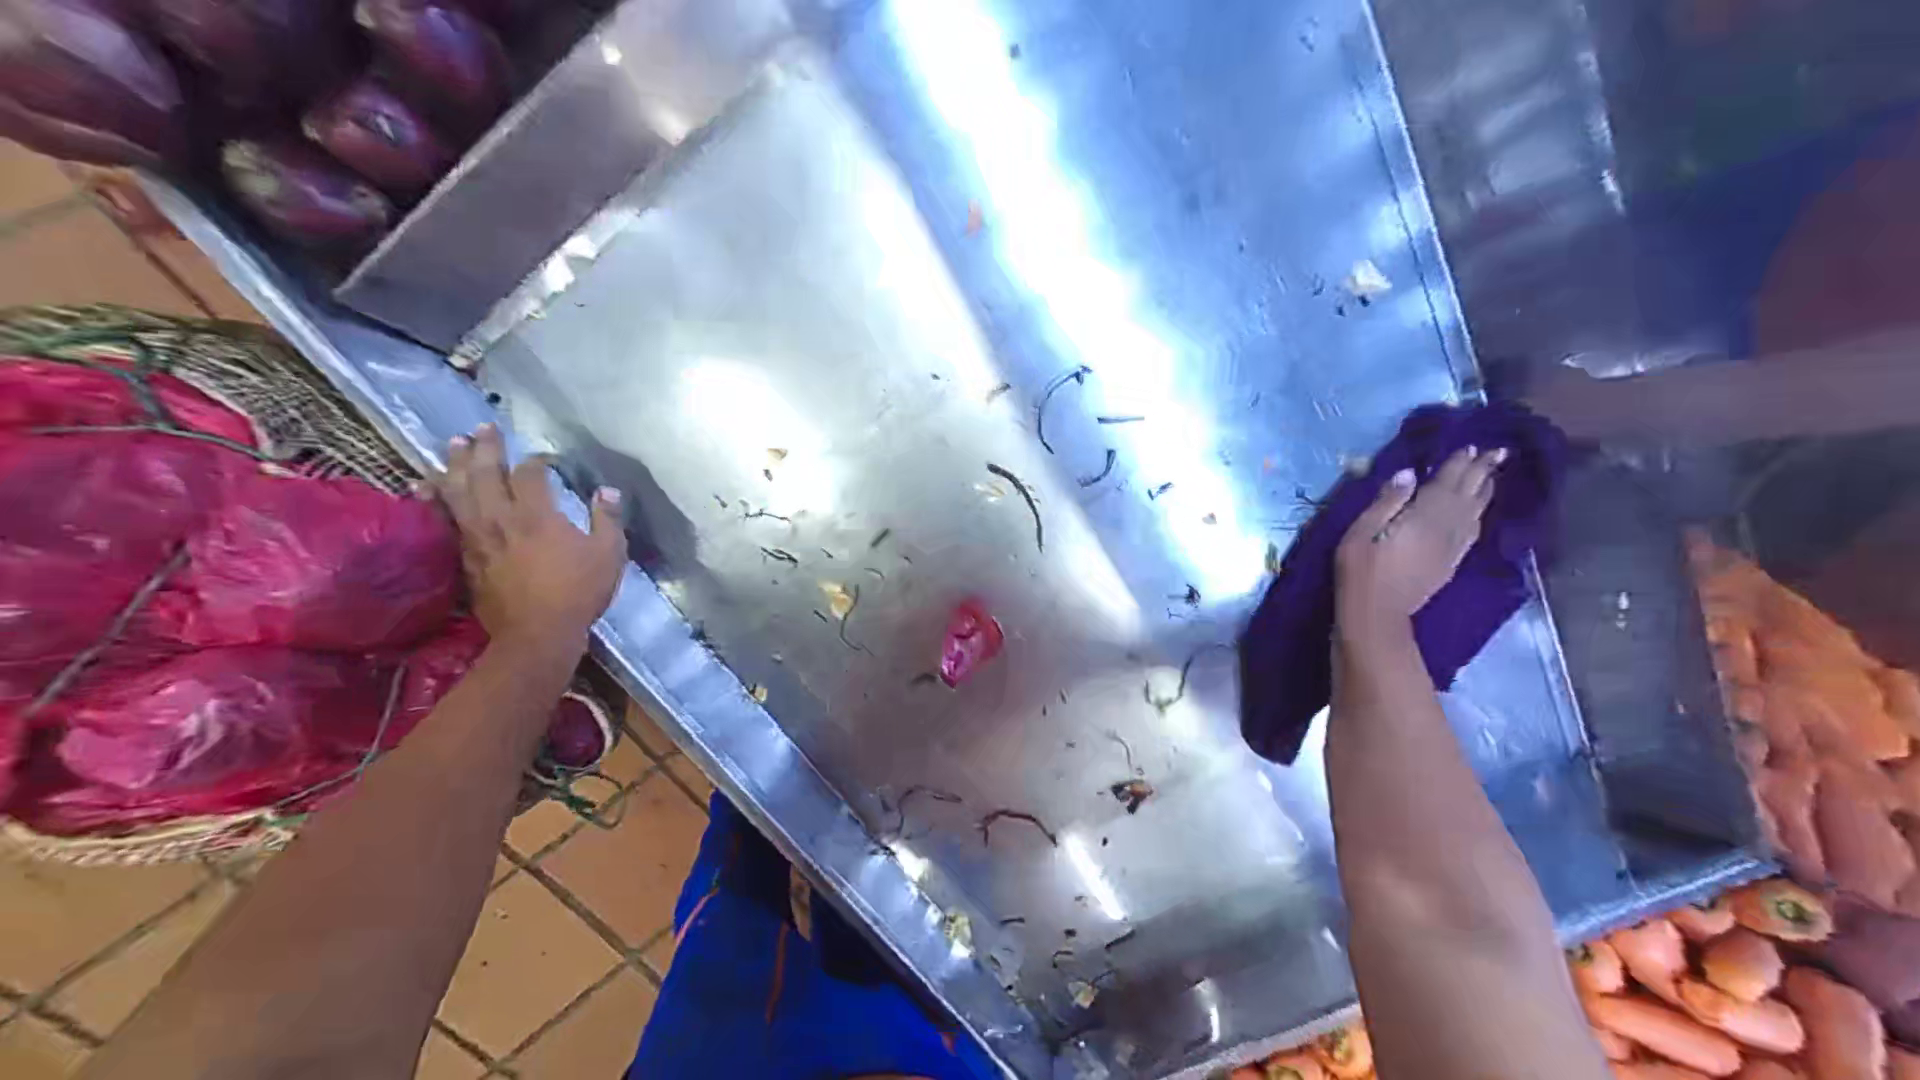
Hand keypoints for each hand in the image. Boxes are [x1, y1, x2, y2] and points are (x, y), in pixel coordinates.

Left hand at [434, 424, 625, 648]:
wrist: (537, 634)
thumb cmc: (578, 592)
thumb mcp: (609, 554)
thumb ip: (607, 519)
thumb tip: (607, 491)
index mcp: (538, 515)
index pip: (530, 475)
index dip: (536, 461)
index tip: (544, 459)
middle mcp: (502, 519)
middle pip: (486, 474)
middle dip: (485, 449)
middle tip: (483, 428)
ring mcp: (478, 537)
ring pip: (459, 491)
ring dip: (455, 465)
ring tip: (453, 445)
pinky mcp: (466, 556)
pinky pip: (446, 518)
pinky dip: (436, 498)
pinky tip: (428, 487)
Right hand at [1335, 445, 1504, 630]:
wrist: (1377, 614)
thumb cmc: (1360, 570)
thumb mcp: (1360, 532)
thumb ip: (1386, 502)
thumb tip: (1409, 474)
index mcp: (1424, 517)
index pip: (1445, 483)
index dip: (1458, 464)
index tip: (1472, 446)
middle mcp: (1446, 528)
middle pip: (1466, 494)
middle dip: (1480, 472)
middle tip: (1497, 452)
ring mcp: (1452, 547)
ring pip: (1474, 512)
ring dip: (1484, 491)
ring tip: (1491, 475)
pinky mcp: (1451, 562)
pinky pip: (1472, 530)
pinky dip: (1478, 514)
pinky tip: (1478, 510)